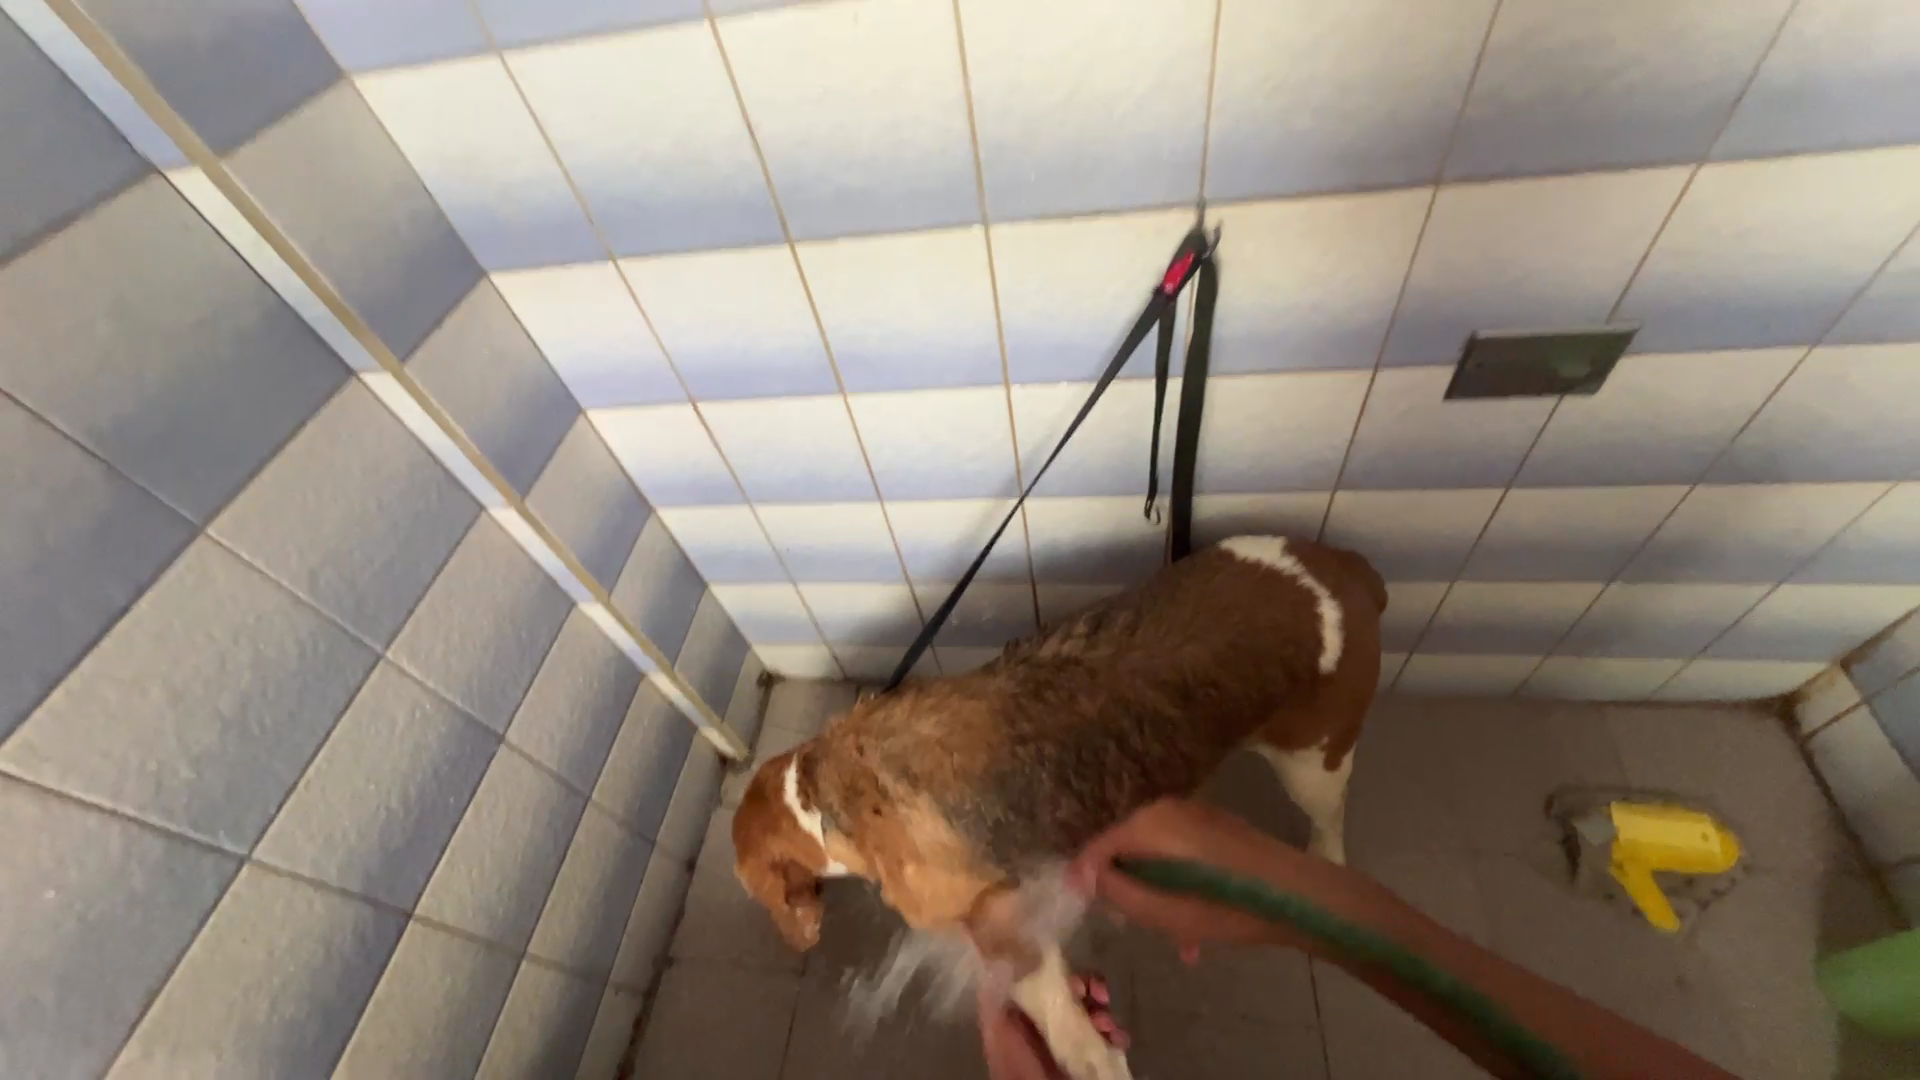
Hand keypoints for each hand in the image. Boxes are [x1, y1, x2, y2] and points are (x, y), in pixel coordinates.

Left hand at [977, 975, 1125, 1079]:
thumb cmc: (1015, 1069)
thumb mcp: (998, 1030)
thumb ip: (996, 997)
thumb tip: (1003, 960)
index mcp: (1031, 1013)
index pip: (1051, 981)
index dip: (1066, 975)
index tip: (1077, 981)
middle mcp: (1053, 1024)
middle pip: (1078, 994)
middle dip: (1092, 990)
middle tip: (1099, 995)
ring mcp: (1074, 1044)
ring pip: (1097, 1013)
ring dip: (1106, 1013)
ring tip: (1107, 1025)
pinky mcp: (1092, 1062)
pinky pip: (1111, 1041)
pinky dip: (1118, 1035)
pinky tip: (1118, 1039)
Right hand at [1068, 799, 1328, 955]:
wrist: (1296, 894)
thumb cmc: (1222, 905)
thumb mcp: (1160, 910)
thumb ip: (1116, 890)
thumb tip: (1084, 875)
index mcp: (1147, 823)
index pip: (1099, 845)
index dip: (1084, 874)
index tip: (1077, 900)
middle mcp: (1165, 808)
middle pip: (1127, 845)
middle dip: (1124, 883)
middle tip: (1130, 920)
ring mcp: (1193, 813)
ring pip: (1155, 851)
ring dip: (1154, 887)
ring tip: (1170, 932)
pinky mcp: (1216, 825)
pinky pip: (1179, 850)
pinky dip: (1176, 878)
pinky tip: (1194, 918)